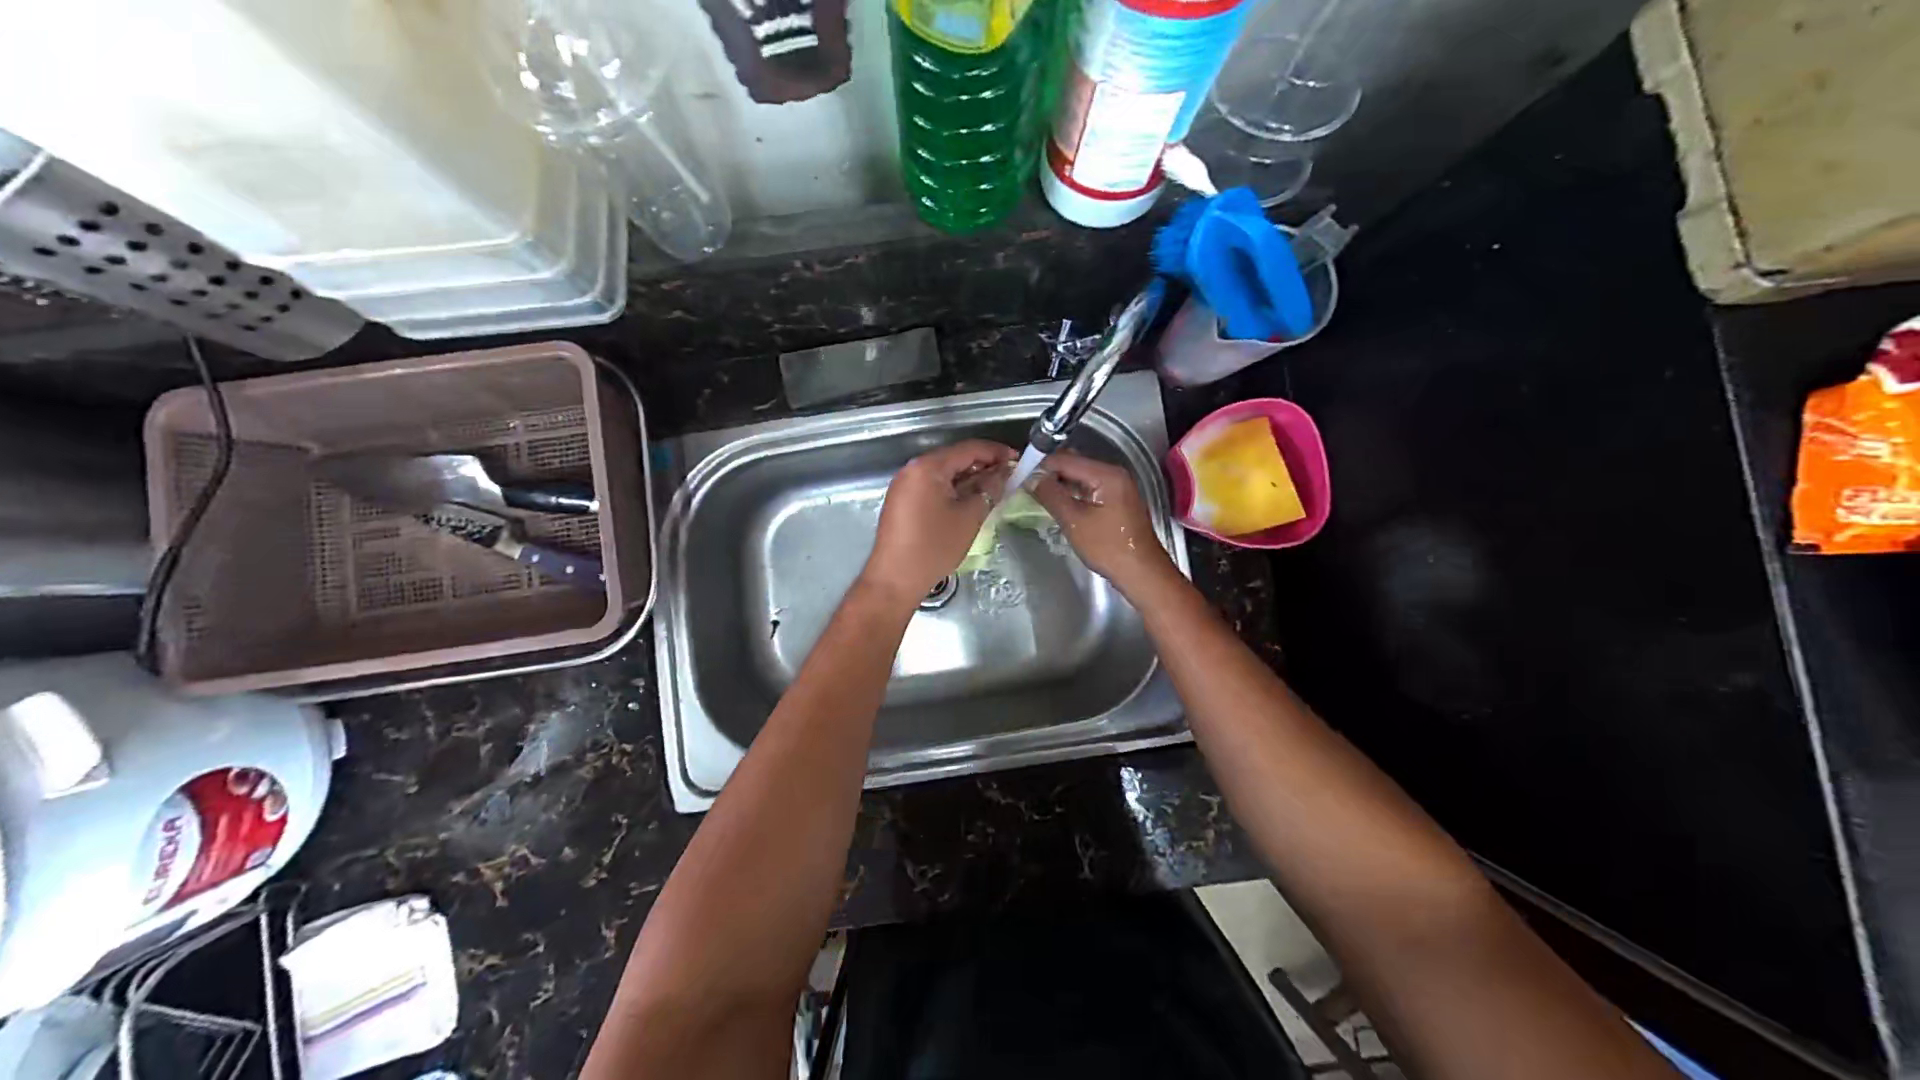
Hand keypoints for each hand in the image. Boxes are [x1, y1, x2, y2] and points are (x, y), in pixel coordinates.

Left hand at [860, 439, 1015, 606]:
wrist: (895, 578)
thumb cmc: (934, 547)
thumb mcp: (969, 517)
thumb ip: (989, 489)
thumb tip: (1003, 474)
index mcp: (928, 467)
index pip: (968, 449)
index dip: (996, 452)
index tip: (1017, 460)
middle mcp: (912, 469)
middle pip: (954, 458)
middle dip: (983, 465)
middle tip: (1009, 476)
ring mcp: (904, 485)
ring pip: (943, 474)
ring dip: (969, 479)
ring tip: (994, 489)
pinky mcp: (902, 501)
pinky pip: (932, 486)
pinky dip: (953, 490)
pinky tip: (970, 501)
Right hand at [1028, 450, 1176, 594]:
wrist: (1142, 572)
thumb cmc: (1108, 547)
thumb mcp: (1074, 521)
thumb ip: (1051, 495)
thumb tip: (1030, 478)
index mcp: (1107, 474)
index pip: (1066, 459)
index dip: (1041, 466)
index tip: (1019, 476)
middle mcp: (1114, 474)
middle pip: (1075, 465)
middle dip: (1050, 473)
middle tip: (1025, 486)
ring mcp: (1118, 487)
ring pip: (1081, 477)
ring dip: (1060, 484)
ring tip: (1037, 494)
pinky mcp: (1117, 500)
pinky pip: (1090, 489)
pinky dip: (1073, 494)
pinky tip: (1058, 503)